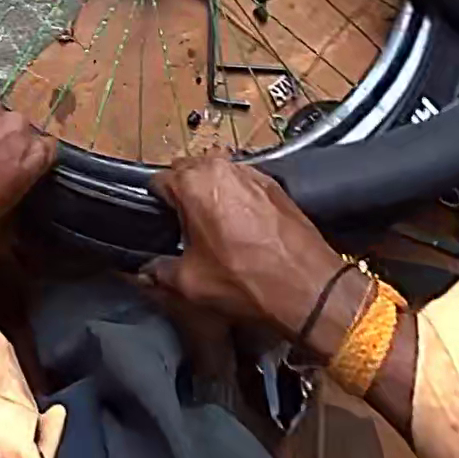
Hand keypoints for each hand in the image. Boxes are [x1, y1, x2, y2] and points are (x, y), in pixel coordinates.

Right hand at [140, 157, 351, 344]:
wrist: (313, 290)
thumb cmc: (247, 281)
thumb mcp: (191, 283)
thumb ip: (159, 271)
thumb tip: (146, 272)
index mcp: (190, 183)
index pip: (158, 181)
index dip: (158, 204)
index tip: (166, 223)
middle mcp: (216, 166)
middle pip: (185, 170)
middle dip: (184, 192)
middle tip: (191, 225)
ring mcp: (247, 171)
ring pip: (214, 172)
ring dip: (210, 189)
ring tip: (220, 223)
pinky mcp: (272, 182)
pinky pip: (242, 180)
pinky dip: (237, 194)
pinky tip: (246, 223)